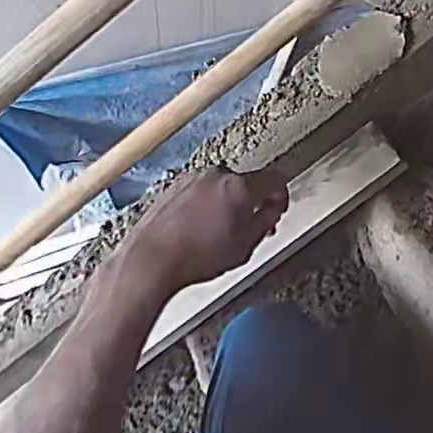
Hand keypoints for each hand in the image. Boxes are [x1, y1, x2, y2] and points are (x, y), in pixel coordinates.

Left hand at [117, 169, 288, 291]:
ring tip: (218, 235)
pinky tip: (199, 231)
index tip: (277, 208)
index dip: (281, 196)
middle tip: (248, 229)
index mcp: (240, 187)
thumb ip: (267, 221)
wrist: (152, 258)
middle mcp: (217, 175)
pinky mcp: (176, 185)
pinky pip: (201, 192)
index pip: (275, 178)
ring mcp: (194, 178)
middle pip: (247, 183)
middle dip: (251, 203)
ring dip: (226, 205)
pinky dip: (205, 206)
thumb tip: (272, 209)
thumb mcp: (245, 246)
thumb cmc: (194, 256)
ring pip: (222, 187)